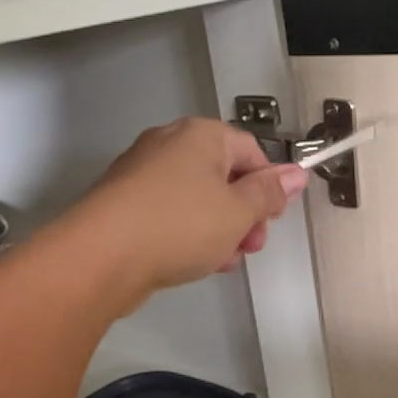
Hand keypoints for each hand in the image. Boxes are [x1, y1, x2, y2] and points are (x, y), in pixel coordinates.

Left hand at [62, 118, 305, 296]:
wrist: (101, 256)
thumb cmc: (179, 226)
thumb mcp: (238, 212)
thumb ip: (269, 193)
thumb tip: (295, 175)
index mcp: (201, 135)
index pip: (251, 151)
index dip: (269, 186)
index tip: (272, 220)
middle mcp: (169, 144)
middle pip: (224, 176)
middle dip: (244, 214)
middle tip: (249, 246)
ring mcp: (143, 173)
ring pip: (198, 199)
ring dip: (219, 230)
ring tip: (220, 260)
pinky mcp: (125, 204)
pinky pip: (171, 214)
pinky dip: (188, 234)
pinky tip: (193, 262)